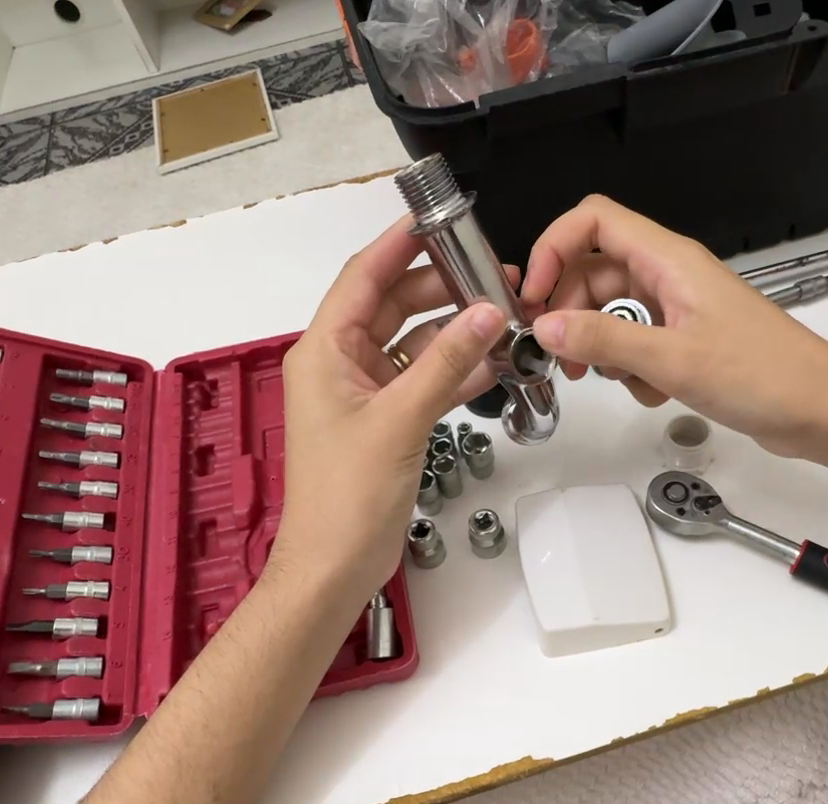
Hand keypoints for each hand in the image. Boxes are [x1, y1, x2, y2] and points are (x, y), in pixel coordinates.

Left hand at [269, 217, 508, 605]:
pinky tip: (491, 364)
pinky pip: (423, 383)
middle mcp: (342, 365)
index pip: (363, 278)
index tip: (437, 216)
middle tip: (492, 276)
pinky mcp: (387, 423)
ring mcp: (365, 395)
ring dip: (454, 333)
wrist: (337, 564)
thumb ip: (445, 364)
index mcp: (325, 352)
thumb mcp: (398, 420)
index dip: (399, 244)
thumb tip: (487, 313)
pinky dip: (454, 374)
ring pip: (414, 346)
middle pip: (393, 307)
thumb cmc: (347, 496)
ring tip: (502, 316)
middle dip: (441, 289)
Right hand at [521, 195, 827, 458]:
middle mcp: (670, 277)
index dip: (554, 249)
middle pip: (595, 272)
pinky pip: (637, 343)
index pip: (594, 221)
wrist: (817, 410)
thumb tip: (545, 326)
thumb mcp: (671, 358)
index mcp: (669, 260)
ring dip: (600, 345)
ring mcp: (678, 310)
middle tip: (561, 356)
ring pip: (613, 312)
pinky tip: (653, 392)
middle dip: (569, 312)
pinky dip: (631, 368)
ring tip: (605, 378)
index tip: (533, 297)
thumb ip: (604, 339)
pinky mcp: (686, 342)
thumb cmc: (761, 375)